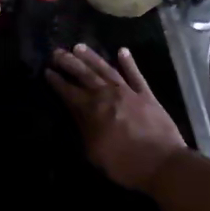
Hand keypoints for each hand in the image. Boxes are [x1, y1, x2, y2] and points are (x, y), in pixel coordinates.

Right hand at [47, 44, 190, 191]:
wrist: (163, 164)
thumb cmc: (123, 163)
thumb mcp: (93, 151)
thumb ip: (83, 128)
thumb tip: (74, 112)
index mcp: (92, 110)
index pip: (69, 92)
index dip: (57, 81)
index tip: (47, 71)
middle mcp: (107, 95)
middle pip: (86, 75)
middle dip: (70, 63)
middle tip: (57, 52)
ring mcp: (129, 92)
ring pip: (107, 70)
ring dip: (92, 58)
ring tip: (79, 46)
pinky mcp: (147, 95)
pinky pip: (136, 75)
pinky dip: (129, 63)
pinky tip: (122, 51)